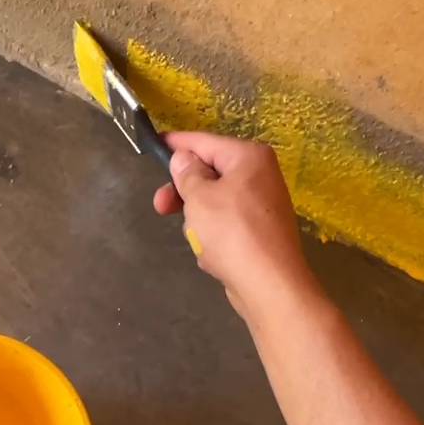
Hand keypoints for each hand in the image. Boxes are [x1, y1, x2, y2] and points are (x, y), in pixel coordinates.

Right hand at [152, 131, 312, 318]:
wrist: (268, 282)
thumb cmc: (231, 232)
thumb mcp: (200, 198)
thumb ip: (188, 174)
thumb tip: (184, 158)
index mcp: (248, 157)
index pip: (205, 142)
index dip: (177, 144)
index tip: (155, 143)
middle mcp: (260, 175)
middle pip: (210, 174)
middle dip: (184, 192)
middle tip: (160, 206)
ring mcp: (262, 205)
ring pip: (215, 203)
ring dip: (197, 219)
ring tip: (195, 239)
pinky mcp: (259, 233)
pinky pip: (226, 226)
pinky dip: (213, 236)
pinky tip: (210, 254)